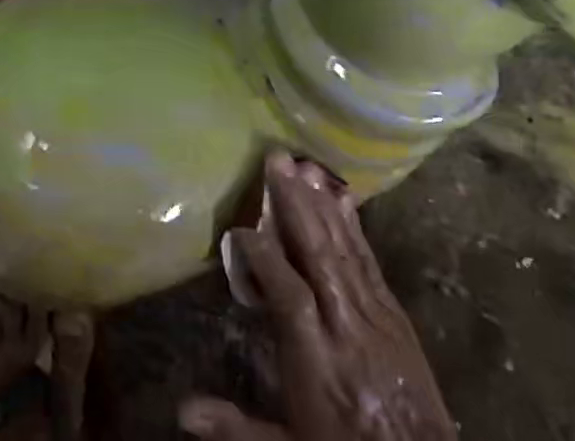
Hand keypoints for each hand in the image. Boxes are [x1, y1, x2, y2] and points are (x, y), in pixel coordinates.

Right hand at [181, 151, 455, 440]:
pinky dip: (354, 227)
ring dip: (321, 204)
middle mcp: (345, 325)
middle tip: (278, 160)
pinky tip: (343, 199)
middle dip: (296, 204)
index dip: (265, 257)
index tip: (240, 226)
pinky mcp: (394, 312)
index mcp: (316, 359)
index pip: (289, 295)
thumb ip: (236, 426)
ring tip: (303, 165)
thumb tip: (180, 410)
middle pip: (319, 255)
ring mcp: (374, 314)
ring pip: (344, 250)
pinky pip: (369, 261)